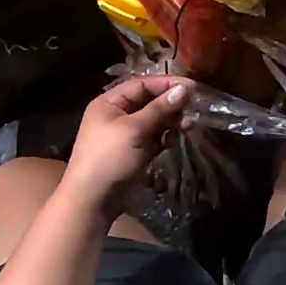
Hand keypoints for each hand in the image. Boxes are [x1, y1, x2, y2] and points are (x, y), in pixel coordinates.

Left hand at [63, 76, 191, 209]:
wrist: (93, 200)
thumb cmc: (110, 158)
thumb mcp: (134, 130)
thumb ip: (159, 109)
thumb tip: (184, 89)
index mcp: (109, 103)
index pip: (142, 84)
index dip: (166, 84)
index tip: (192, 87)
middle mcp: (117, 115)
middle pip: (149, 101)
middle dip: (170, 104)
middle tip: (192, 109)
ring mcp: (126, 134)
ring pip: (154, 120)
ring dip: (170, 122)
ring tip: (185, 127)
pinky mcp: (134, 152)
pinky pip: (153, 138)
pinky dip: (164, 137)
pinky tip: (173, 141)